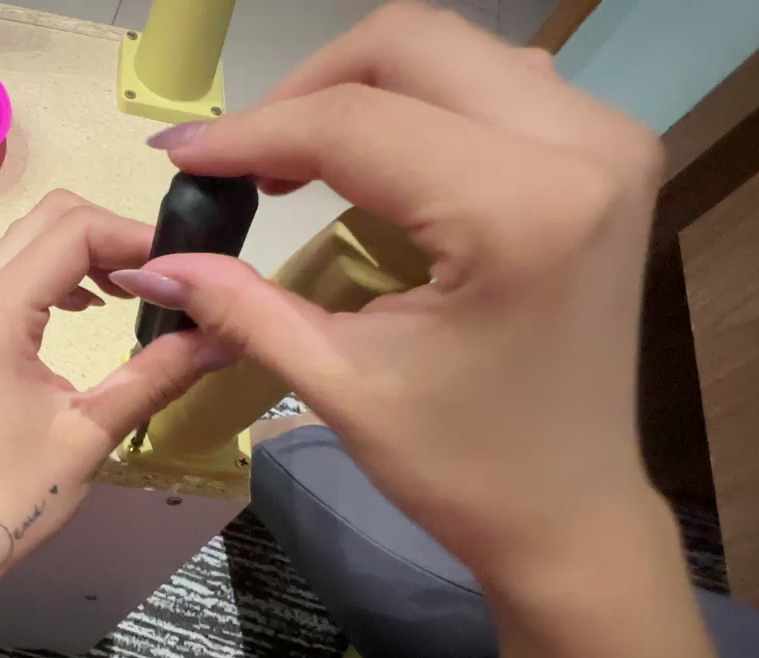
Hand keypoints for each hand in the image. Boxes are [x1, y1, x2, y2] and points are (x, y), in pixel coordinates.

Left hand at [0, 190, 229, 589]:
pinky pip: (15, 276)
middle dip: (113, 236)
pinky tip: (92, 310)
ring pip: (30, 243)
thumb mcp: (92, 433)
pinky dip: (60, 277)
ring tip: (135, 293)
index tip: (186, 269)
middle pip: (48, 221)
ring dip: (86, 254)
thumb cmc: (15, 496)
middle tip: (164, 278)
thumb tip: (224, 335)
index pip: (73, 232)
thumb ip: (157, 374)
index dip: (136, 238)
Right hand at [109, 3, 667, 596]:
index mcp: (518, 210)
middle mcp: (581, 145)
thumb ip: (241, 309)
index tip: (176, 158)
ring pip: (452, 55)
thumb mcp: (337, 385)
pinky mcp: (599, 160)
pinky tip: (357, 170)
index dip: (250, 135)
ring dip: (353, 96)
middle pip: (412, 45)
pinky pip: (486, 89)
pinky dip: (405, 113)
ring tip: (284, 169)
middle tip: (234, 161)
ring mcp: (605, 142)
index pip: (356, 124)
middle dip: (300, 94)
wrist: (563, 510)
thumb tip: (152, 266)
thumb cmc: (455, 467)